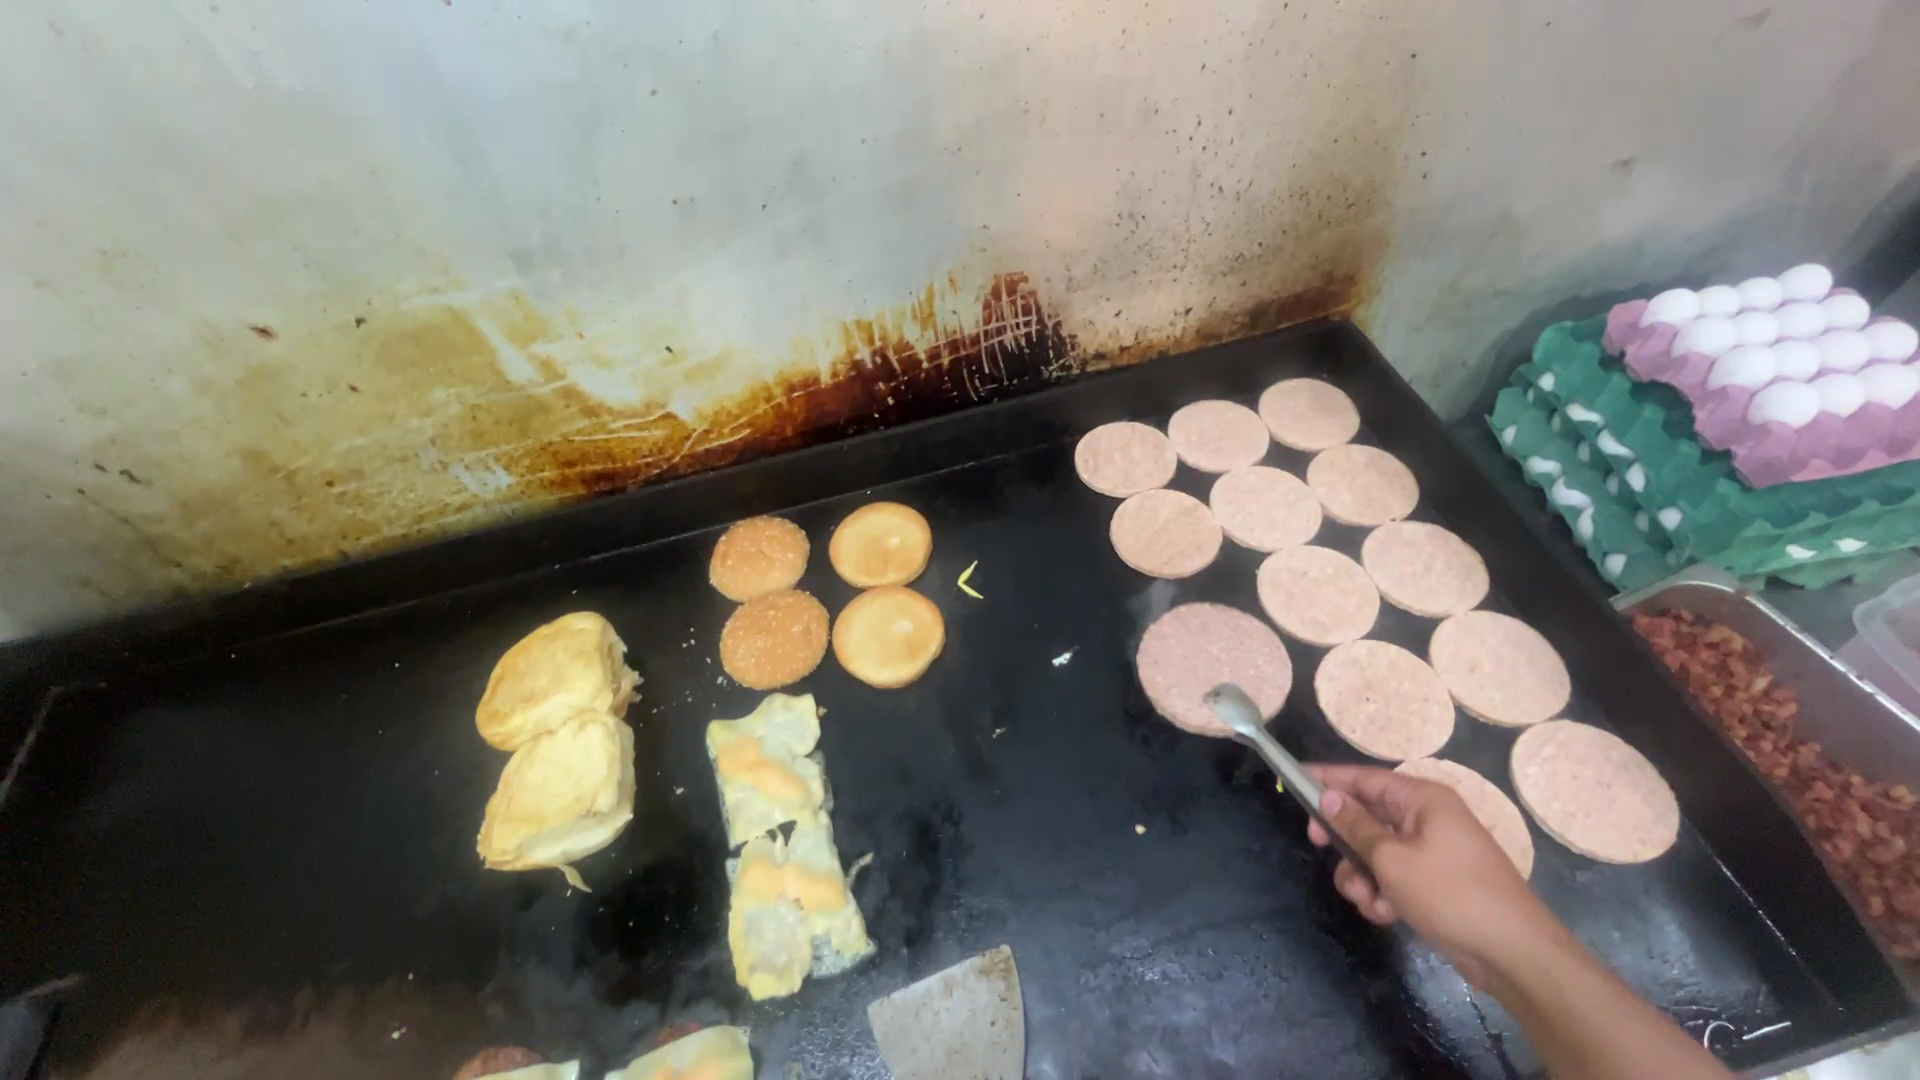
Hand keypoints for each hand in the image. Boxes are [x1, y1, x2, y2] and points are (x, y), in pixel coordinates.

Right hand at [1306, 764, 1559, 987]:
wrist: (1515, 955)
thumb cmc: (1451, 894)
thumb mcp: (1392, 858)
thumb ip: (1355, 826)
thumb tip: (1328, 797)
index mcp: (1423, 800)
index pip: (1365, 777)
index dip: (1329, 778)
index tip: (1295, 779)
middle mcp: (1428, 818)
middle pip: (1367, 814)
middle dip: (1344, 838)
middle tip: (1317, 845)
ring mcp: (1433, 852)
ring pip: (1375, 850)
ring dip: (1360, 874)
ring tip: (1365, 898)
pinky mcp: (1435, 883)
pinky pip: (1393, 875)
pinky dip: (1382, 892)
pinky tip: (1384, 913)